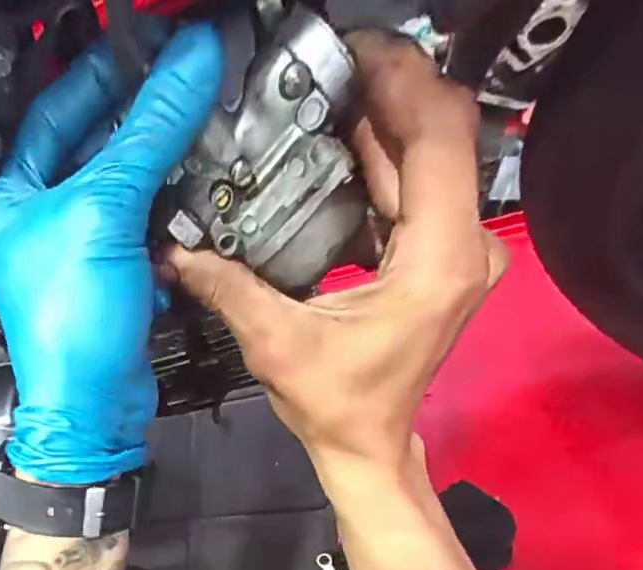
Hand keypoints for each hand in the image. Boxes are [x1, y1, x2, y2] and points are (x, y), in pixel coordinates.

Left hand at [0, 25, 223, 485]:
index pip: (54, 116)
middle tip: (178, 92)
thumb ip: (146, 137)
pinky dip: (167, 226)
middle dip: (137, 125)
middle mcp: (43, 228)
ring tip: (191, 143)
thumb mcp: (102, 215)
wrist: (95, 409)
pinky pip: (146, 239)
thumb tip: (184, 67)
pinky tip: (184, 215)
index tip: (138, 52)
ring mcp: (82, 259)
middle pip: (94, 154)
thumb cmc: (68, 331)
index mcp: (13, 203)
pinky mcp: (116, 286)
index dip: (96, 78)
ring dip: (159, 176)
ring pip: (126, 198)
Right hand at [165, 32, 507, 474]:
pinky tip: (342, 153)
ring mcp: (460, 254)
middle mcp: (464, 247)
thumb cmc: (336, 407)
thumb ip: (229, 286)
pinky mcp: (443, 261)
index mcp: (436, 260)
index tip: (347, 51)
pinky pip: (421, 192)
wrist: (367, 446)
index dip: (396, 78)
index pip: (433, 134)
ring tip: (328, 100)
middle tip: (327, 71)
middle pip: (439, 134)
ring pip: (431, 160)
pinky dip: (384, 167)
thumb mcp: (276, 344)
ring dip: (382, 126)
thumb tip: (178, 250)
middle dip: (386, 91)